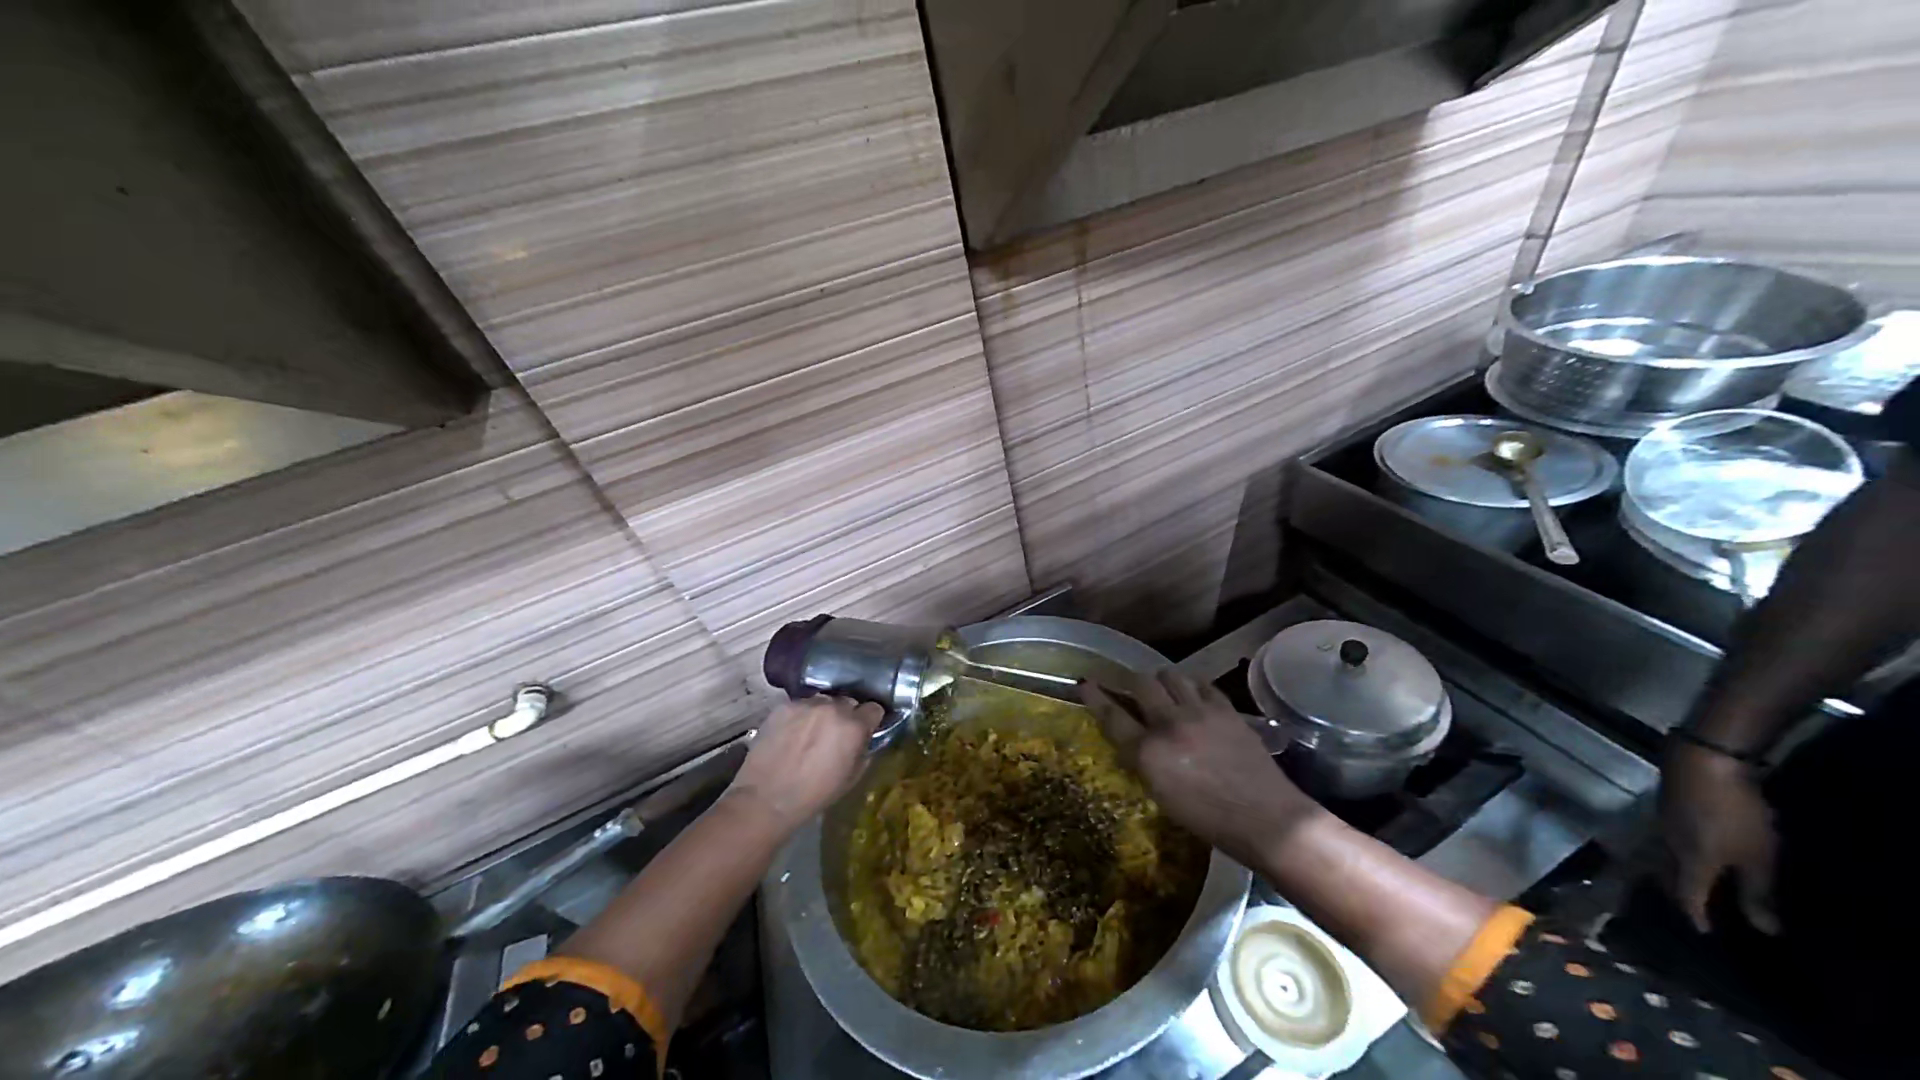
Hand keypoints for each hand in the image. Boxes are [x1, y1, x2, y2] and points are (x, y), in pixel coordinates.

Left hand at [725, 696, 883, 834]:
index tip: (864, 729)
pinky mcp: (784, 706)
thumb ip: (864, 750)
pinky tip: (792, 733)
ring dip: (823, 713)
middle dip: (846, 715)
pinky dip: (801, 716)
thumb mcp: (851, 778)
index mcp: (854, 727)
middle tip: (836, 733)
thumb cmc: (815, 794)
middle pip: (848, 701)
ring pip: (823, 701)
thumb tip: (865, 738)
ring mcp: (806, 704)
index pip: (873, 708)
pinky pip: (800, 706)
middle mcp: (833, 708)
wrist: (767, 797)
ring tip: (811, 732)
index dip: (870, 720)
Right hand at [1080, 670, 1321, 865]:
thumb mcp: (1161, 795)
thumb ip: (1143, 761)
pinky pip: (1202, 684)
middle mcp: (1169, 724)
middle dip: (1130, 680)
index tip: (1086, 684)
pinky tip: (1194, 696)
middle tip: (1129, 685)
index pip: (1112, 716)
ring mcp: (1199, 713)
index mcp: (1148, 752)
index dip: (1095, 697)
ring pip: (1171, 675)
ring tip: (1164, 688)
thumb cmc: (1207, 819)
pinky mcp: (1226, 710)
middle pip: (1141, 683)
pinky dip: (1193, 686)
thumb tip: (1134, 741)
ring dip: (1162, 679)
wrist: (1265, 819)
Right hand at [1660, 743, 1779, 934]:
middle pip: (1665, 876)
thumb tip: (1764, 929)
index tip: (1703, 931)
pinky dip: (1671, 852)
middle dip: (1675, 893)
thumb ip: (1758, 891)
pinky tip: (1684, 848)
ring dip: (1669, 871)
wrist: (1703, 764)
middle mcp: (1667, 847)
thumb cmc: (1735, 814)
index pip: (1688, 896)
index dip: (1695, 915)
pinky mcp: (1663, 809)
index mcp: (1691, 863)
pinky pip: (1662, 839)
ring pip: (1659, 856)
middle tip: (1690, 906)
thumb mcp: (1758, 856)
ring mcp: (1661, 825)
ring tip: (1684, 879)